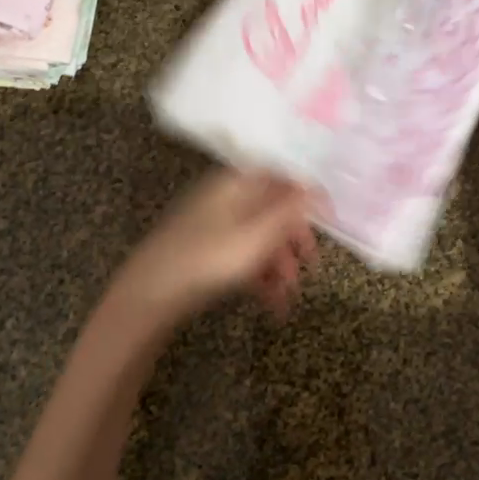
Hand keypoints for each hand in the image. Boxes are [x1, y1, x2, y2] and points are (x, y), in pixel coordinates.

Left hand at [111, 169, 319, 325]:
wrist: (148, 296)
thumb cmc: (206, 260)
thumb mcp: (256, 237)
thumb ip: (289, 212)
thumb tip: (317, 188)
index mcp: (238, 184)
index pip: (281, 175)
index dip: (307, 193)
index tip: (329, 217)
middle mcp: (228, 197)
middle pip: (273, 208)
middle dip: (294, 238)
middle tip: (311, 264)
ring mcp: (216, 225)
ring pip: (260, 236)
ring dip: (280, 264)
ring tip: (289, 296)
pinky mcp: (208, 251)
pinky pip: (244, 256)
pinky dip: (261, 276)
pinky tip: (272, 304)